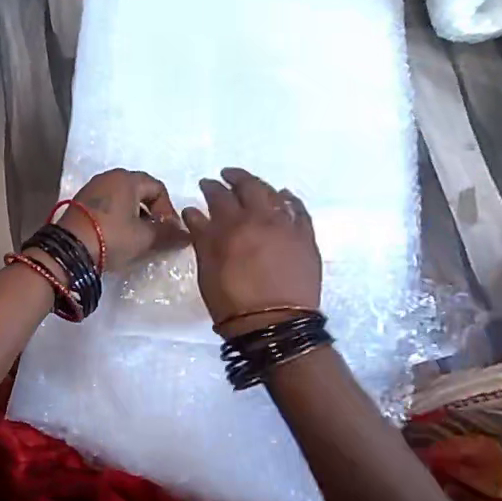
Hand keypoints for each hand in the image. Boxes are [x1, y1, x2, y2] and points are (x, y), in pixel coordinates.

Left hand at [60, 168, 185, 270]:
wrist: (69, 250)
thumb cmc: (112, 237)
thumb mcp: (144, 238)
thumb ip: (168, 235)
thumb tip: (187, 235)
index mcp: (127, 178)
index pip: (158, 189)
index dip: (168, 211)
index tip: (169, 232)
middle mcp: (108, 177)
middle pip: (139, 192)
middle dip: (151, 213)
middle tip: (155, 235)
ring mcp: (91, 189)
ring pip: (122, 200)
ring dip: (134, 217)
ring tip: (136, 238)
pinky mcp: (79, 203)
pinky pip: (107, 206)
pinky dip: (117, 219)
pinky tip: (117, 237)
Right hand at [182, 168, 320, 334]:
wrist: (276, 325)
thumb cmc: (232, 304)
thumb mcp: (208, 271)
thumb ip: (202, 238)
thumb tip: (194, 212)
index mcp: (232, 226)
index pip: (218, 196)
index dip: (210, 188)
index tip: (205, 184)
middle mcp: (261, 218)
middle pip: (249, 187)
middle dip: (235, 178)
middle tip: (227, 175)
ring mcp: (287, 226)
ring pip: (273, 193)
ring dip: (260, 186)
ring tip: (252, 185)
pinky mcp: (306, 238)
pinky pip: (298, 209)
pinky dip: (288, 199)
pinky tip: (283, 197)